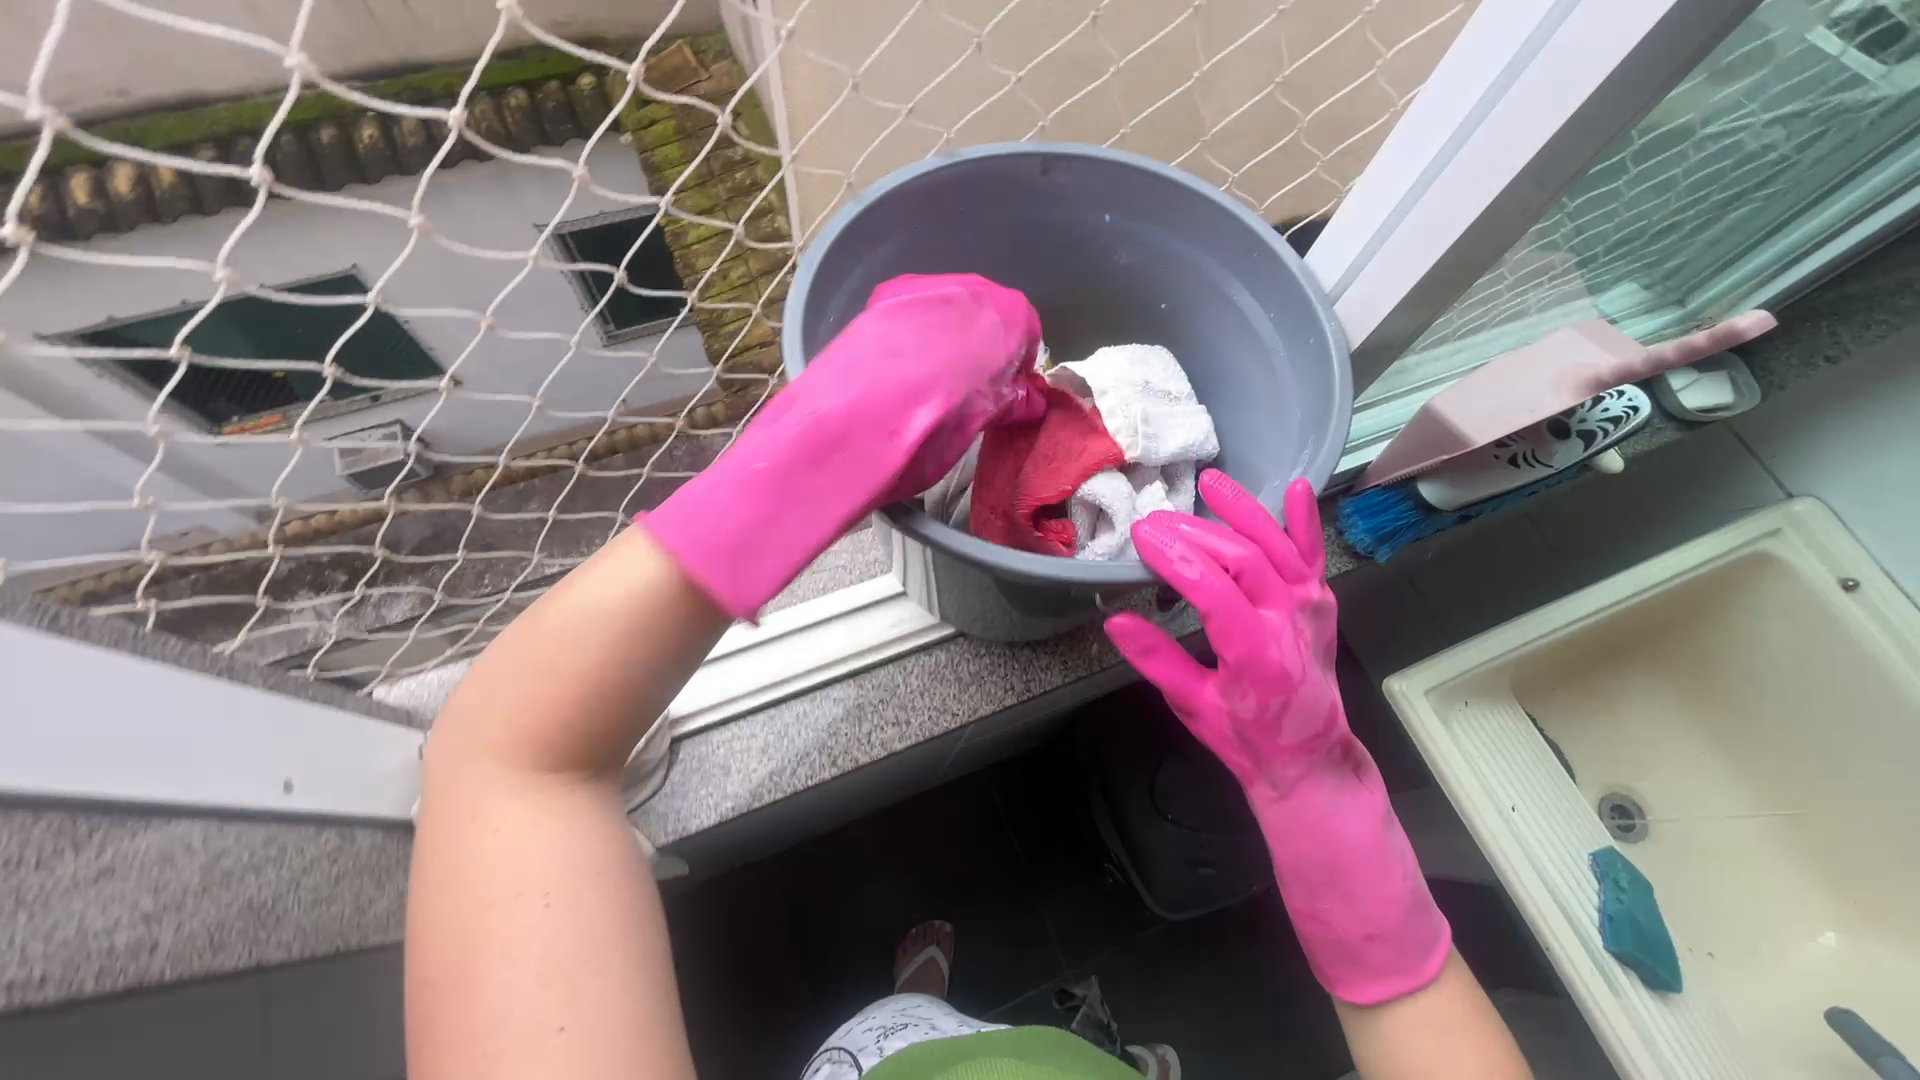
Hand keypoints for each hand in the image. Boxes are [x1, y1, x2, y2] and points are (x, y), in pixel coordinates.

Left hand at [640, 273, 1041, 618]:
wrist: (835, 438)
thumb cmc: (917, 440)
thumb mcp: (971, 428)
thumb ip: (1001, 406)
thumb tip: (1024, 400)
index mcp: (1000, 320)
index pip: (1025, 328)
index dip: (1015, 362)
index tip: (1004, 391)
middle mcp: (960, 292)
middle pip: (984, 311)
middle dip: (981, 346)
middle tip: (966, 391)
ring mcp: (911, 293)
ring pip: (944, 311)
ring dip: (944, 342)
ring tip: (926, 387)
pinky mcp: (871, 306)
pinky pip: (906, 316)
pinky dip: (909, 340)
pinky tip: (895, 376)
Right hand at [1105, 471, 1450, 1005]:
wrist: (1309, 757)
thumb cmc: (1246, 738)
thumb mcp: (1192, 705)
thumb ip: (1157, 659)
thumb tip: (1114, 620)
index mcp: (1256, 655)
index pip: (1216, 592)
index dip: (1178, 560)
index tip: (1143, 538)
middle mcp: (1290, 624)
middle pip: (1244, 560)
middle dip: (1195, 534)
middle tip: (1155, 522)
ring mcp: (1311, 610)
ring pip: (1278, 548)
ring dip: (1244, 512)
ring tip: (1211, 483)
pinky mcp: (1320, 604)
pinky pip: (1313, 557)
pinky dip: (1305, 523)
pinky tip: (1295, 489)